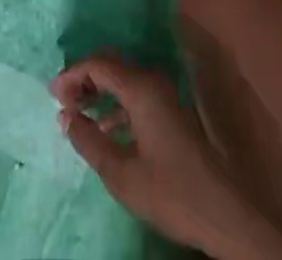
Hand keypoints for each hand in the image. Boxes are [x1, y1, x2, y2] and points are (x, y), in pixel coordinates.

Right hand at [53, 54, 268, 258]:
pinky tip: (107, 128)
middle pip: (112, 65)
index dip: (72, 75)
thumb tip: (65, 117)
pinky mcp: (174, 114)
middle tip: (64, 101)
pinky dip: (117, 104)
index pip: (98, 64)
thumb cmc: (171, 192)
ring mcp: (168, 97)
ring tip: (79, 114)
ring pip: (125, 80)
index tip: (53, 96)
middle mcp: (155, 83)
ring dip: (100, 91)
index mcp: (141, 89)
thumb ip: (88, 140)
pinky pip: (137, 94)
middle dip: (84, 79)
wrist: (227, 218)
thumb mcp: (120, 172)